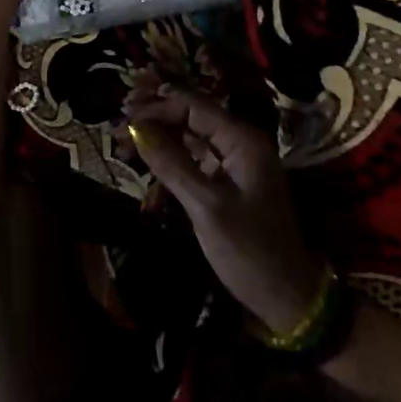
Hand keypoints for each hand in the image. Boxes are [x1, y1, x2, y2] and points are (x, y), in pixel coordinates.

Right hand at [125, 86, 326, 333]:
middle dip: (153, 118)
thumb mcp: (206, 206)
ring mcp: (233, 163)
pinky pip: (192, 158)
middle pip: (190, 117)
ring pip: (188, 137)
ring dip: (156, 137)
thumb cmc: (249, 249)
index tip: (122, 116)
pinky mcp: (225, 182)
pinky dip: (167, 157)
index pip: (194, 107)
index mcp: (243, 141)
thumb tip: (136, 129)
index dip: (156, 107)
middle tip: (116, 128)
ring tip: (121, 143)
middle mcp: (240, 143)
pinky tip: (143, 160)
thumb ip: (171, 163)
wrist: (284, 295)